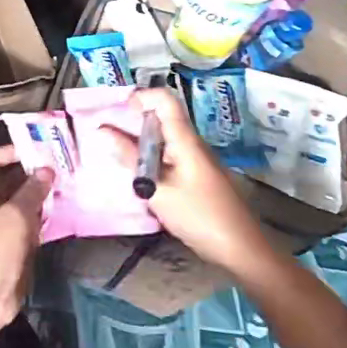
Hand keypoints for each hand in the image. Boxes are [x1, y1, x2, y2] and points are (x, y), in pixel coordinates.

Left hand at [0, 146, 49, 347]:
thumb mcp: (13, 216)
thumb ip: (31, 192)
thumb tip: (45, 169)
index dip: (7, 151)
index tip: (34, 148)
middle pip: (8, 181)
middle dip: (32, 172)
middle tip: (63, 165)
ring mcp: (1, 228)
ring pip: (22, 204)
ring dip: (42, 195)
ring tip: (70, 184)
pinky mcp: (14, 248)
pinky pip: (31, 226)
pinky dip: (45, 218)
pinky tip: (66, 212)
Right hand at [96, 88, 269, 271]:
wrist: (243, 250)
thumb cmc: (200, 216)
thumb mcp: (157, 189)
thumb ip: (130, 158)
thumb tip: (103, 131)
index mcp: (185, 141)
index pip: (165, 100)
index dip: (139, 97)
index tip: (115, 111)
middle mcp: (192, 144)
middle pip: (162, 117)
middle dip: (132, 120)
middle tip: (104, 132)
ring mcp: (196, 160)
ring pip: (163, 138)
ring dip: (138, 140)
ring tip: (114, 153)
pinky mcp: (197, 176)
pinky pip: (169, 155)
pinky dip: (149, 157)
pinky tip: (136, 174)